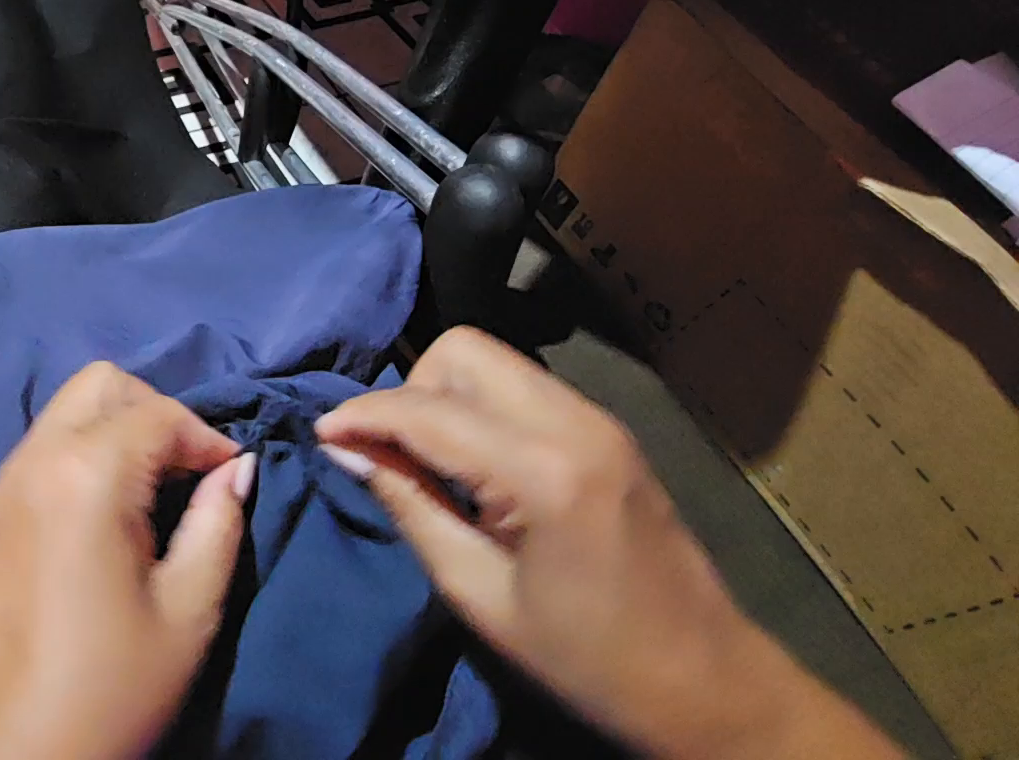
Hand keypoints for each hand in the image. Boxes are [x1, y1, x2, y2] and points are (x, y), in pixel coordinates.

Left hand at [0, 362, 255, 759]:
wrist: (10, 744)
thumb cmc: (110, 683)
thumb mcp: (188, 608)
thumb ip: (219, 522)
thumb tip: (237, 467)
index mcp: (88, 472)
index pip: (160, 413)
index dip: (208, 438)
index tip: (233, 477)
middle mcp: (40, 454)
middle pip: (104, 383)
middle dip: (157, 411)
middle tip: (188, 471)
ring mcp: (10, 474)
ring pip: (72, 405)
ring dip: (121, 426)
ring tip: (155, 486)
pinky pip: (50, 439)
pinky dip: (88, 445)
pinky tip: (113, 503)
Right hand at [315, 328, 901, 759]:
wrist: (715, 689)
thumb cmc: (588, 659)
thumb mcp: (475, 591)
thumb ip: (406, 502)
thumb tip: (343, 446)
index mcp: (543, 472)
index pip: (425, 409)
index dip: (361, 415)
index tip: (324, 436)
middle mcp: (574, 423)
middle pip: (461, 350)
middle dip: (410, 391)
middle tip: (397, 453)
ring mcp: (597, 418)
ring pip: (487, 357)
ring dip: (441, 393)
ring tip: (433, 460)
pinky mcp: (604, 427)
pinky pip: (516, 383)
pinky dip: (475, 403)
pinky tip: (475, 461)